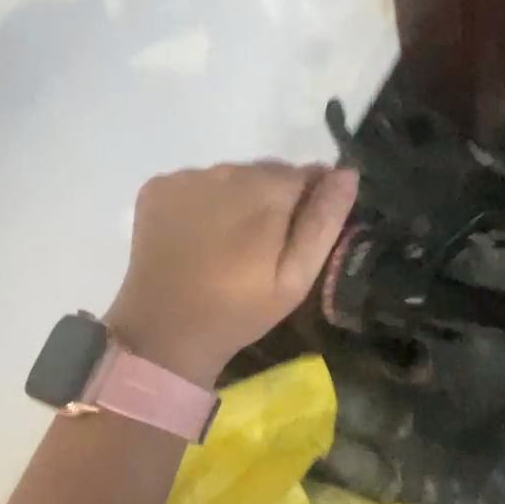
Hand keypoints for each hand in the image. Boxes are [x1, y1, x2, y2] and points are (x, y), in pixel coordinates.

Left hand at [103, 162, 358, 386]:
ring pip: (231, 176)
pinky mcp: (157, 187)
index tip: (300, 237)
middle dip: (273, 200)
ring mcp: (187, 177)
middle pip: (266, 172)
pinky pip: (196, 183)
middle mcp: (226, 172)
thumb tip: (347, 173)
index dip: (310, 203)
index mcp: (266, 192)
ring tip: (230, 244)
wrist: (164, 331)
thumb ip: (323, 222)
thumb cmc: (240, 311)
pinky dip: (203, 202)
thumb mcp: (295, 278)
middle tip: (265, 247)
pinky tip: (200, 236)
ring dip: (238, 199)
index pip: (306, 174)